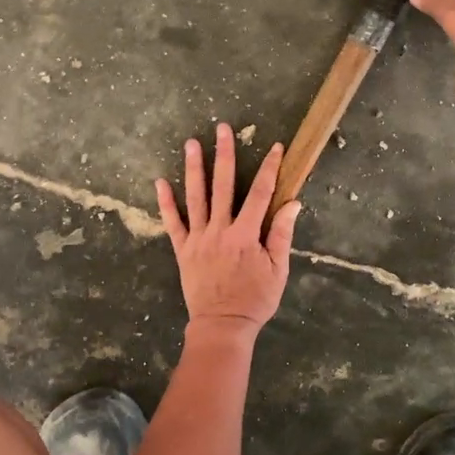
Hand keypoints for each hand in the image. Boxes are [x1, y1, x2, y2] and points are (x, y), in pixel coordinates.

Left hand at [155, 123, 301, 335]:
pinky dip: (166, 203)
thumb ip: (282, 235)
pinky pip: (172, 223)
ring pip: (196, 197)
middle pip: (223, 186)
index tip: (275, 147)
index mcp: (246, 234)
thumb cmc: (255, 300)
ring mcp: (199, 238)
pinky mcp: (183, 250)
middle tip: (222, 128)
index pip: (260, 193)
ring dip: (194, 168)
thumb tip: (293, 203)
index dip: (269, 168)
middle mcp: (220, 230)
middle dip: (225, 155)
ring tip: (192, 143)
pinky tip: (160, 182)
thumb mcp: (278, 270)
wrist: (222, 325)